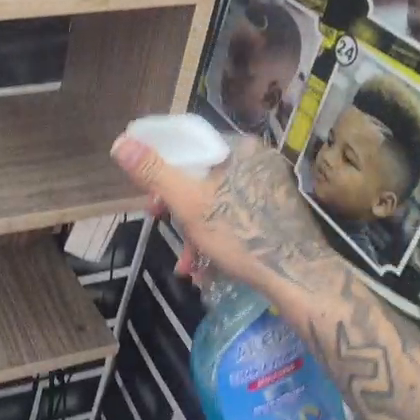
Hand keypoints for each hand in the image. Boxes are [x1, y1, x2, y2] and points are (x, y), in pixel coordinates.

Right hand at [109, 134, 331, 300]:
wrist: (299, 278)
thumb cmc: (241, 234)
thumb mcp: (188, 202)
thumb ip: (154, 172)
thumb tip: (119, 142)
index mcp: (241, 149)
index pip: (191, 146)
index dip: (162, 167)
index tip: (148, 195)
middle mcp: (258, 163)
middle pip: (202, 176)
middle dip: (178, 208)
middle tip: (162, 226)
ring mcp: (270, 190)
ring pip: (216, 202)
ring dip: (194, 232)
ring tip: (188, 263)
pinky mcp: (276, 216)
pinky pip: (234, 218)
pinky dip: (216, 239)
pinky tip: (206, 267)